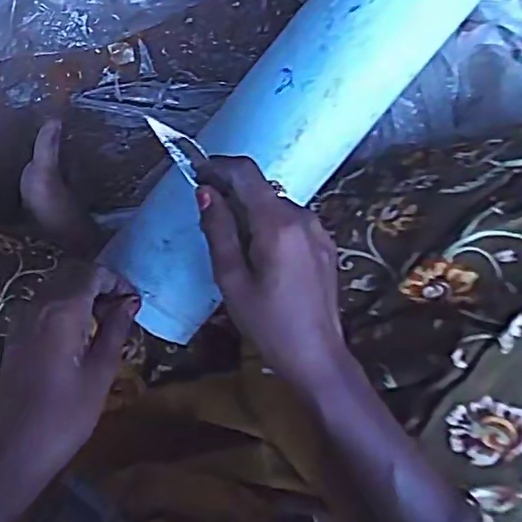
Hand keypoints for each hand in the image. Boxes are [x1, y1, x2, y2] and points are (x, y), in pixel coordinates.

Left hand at [0, 260, 140, 478]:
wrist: (17, 448)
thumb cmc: (66, 415)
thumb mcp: (101, 371)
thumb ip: (115, 329)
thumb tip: (129, 302)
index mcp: (62, 310)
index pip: (92, 273)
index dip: (116, 280)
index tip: (134, 301)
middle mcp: (38, 304)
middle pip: (72, 273)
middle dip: (100, 283)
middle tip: (122, 310)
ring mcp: (22, 317)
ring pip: (56, 285)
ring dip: (82, 293)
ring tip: (105, 322)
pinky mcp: (15, 333)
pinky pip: (44, 303)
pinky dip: (65, 305)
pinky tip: (79, 333)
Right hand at [195, 157, 352, 389]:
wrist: (317, 356)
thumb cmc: (268, 323)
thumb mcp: (231, 279)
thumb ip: (218, 230)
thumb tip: (205, 192)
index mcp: (277, 223)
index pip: (246, 172)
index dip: (218, 165)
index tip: (197, 173)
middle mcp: (302, 217)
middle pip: (260, 189)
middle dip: (231, 195)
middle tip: (208, 223)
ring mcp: (317, 229)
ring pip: (274, 205)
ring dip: (250, 213)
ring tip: (233, 250)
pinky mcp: (324, 243)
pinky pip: (290, 221)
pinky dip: (268, 226)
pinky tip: (260, 259)